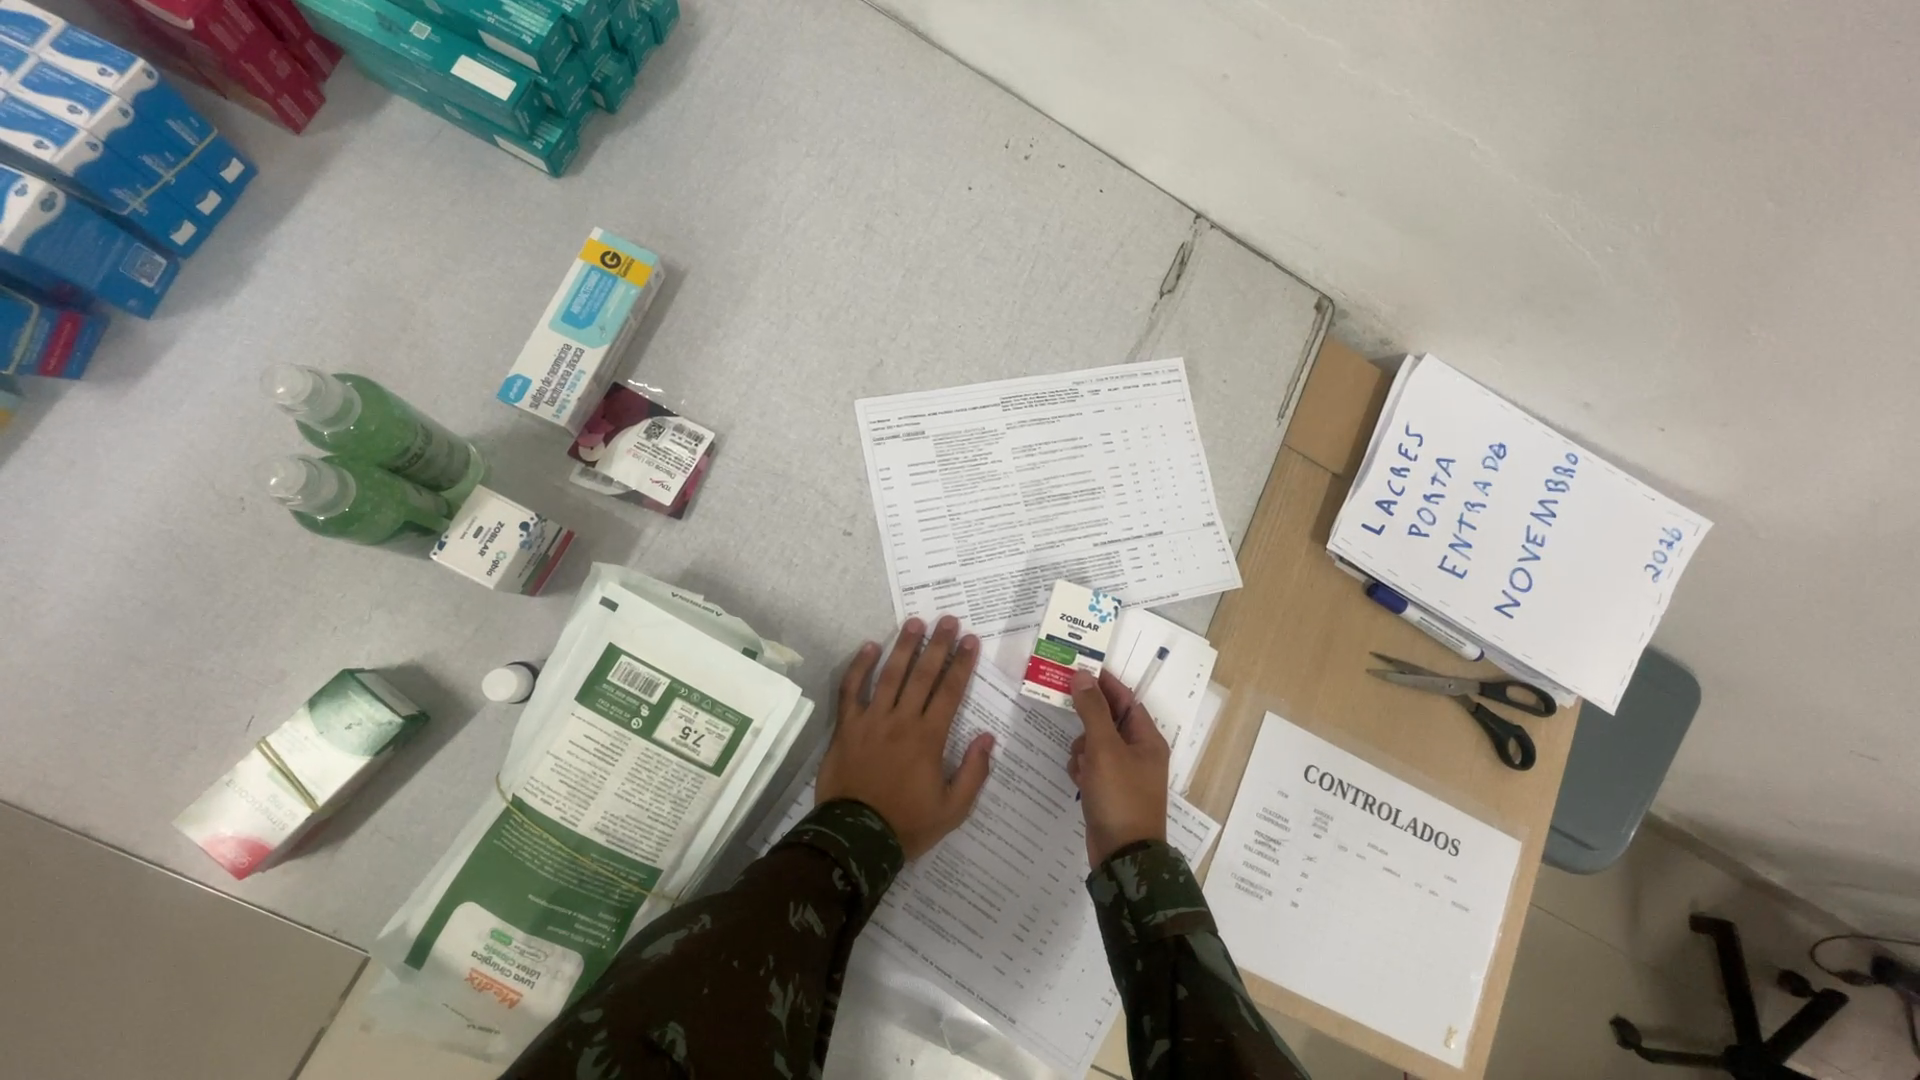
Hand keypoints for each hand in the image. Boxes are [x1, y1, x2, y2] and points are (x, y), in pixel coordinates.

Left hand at [817, 615, 994, 858]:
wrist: (856, 839)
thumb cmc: (908, 824)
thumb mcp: (953, 809)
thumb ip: (974, 772)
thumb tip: (988, 738)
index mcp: (929, 738)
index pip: (950, 691)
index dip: (962, 663)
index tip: (971, 640)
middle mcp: (901, 721)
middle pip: (923, 674)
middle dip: (937, 644)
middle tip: (947, 619)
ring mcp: (871, 720)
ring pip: (890, 675)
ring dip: (904, 647)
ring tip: (915, 622)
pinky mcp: (846, 727)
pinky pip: (851, 690)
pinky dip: (859, 667)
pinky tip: (869, 646)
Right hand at [1067, 669, 1169, 867]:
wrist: (1123, 855)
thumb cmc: (1120, 796)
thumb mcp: (1104, 749)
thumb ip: (1092, 709)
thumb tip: (1082, 675)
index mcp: (1147, 739)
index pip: (1126, 699)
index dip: (1104, 682)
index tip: (1079, 667)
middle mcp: (1139, 753)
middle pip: (1108, 720)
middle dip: (1088, 720)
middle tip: (1063, 706)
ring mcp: (1124, 773)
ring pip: (1095, 744)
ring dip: (1082, 748)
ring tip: (1080, 763)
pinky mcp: (1110, 790)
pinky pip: (1091, 767)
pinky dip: (1082, 769)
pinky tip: (1079, 781)